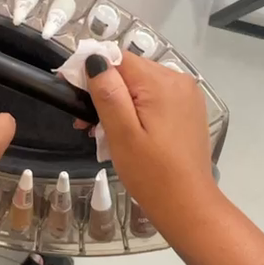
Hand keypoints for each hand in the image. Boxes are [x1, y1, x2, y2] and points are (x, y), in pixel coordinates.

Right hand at [84, 53, 220, 236]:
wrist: (188, 205)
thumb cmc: (151, 173)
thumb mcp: (122, 133)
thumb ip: (108, 93)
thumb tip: (94, 59)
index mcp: (161, 82)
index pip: (117, 58)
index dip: (92, 73)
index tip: (75, 98)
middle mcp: (178, 80)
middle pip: (130, 71)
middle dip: (105, 91)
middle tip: (87, 125)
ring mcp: (187, 95)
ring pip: (142, 85)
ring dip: (120, 102)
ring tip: (104, 133)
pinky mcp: (188, 110)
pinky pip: (155, 98)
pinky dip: (137, 110)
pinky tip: (128, 133)